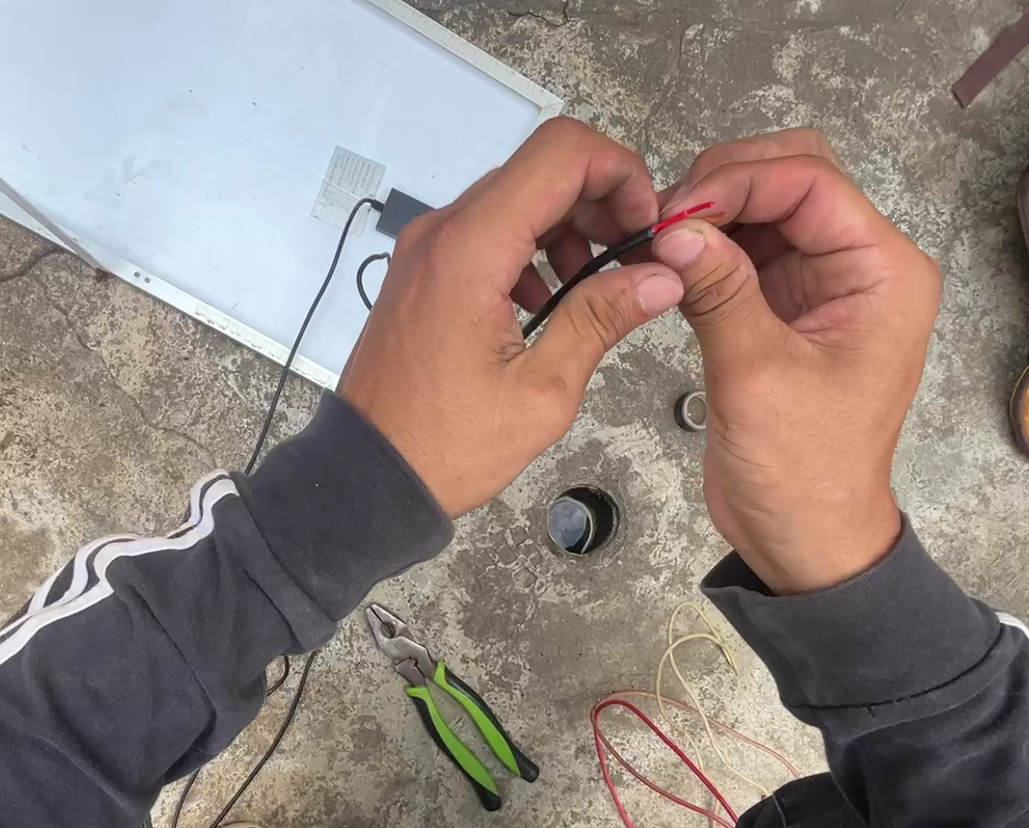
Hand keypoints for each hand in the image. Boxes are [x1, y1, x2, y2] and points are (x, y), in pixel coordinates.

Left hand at [338, 117, 685, 517]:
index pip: (560, 153)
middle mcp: (440, 234)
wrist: (368, 473)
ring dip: (564, 228)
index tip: (645, 227)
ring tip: (592, 287)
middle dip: (599, 201)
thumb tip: (661, 276)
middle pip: (537, 171)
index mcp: (470, 251)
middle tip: (633, 258)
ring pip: (511, 201)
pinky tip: (542, 303)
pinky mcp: (418, 275)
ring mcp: (423, 252)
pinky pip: (482, 236)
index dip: (619, 172)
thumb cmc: (446, 446)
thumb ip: (600, 320)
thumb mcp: (539, 392)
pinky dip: (525, 250)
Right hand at [650, 130, 940, 593]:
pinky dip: (704, 256)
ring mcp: (814, 290)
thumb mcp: (756, 375)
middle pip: (791, 182)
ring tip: (654, 241)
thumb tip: (672, 228)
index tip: (670, 211)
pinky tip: (668, 267)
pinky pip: (741, 262)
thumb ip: (719, 293)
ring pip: (762, 217)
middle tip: (659, 220)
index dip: (737, 182)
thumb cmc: (799, 468)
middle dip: (723, 187)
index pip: (810, 182)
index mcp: (881, 272)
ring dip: (708, 219)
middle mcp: (854, 268)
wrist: (800, 532)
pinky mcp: (778, 315)